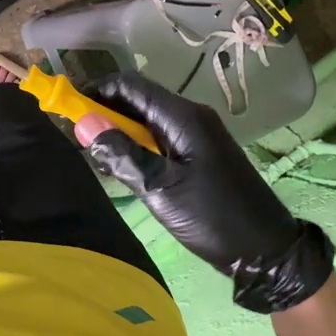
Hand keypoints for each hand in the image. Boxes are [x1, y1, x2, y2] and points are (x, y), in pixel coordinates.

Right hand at [77, 73, 332, 312]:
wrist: (267, 250)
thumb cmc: (214, 217)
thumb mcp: (161, 189)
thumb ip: (123, 156)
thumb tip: (85, 126)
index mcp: (183, 116)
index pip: (131, 84)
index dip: (96, 90)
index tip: (68, 109)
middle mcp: (190, 116)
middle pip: (138, 99)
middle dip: (105, 111)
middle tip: (78, 138)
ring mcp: (197, 135)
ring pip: (147, 120)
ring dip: (120, 131)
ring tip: (96, 156)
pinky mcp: (199, 154)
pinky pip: (160, 138)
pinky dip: (137, 146)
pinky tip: (123, 168)